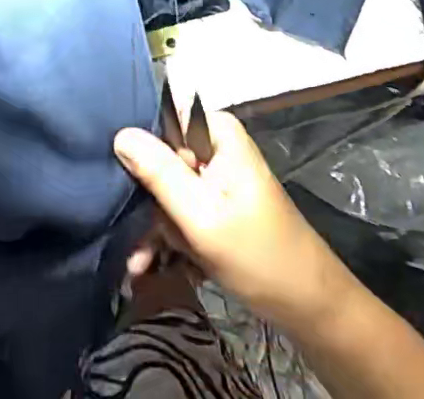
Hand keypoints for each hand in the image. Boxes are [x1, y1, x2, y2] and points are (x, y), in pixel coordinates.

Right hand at [113, 111, 353, 327]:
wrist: (307, 305)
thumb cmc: (257, 255)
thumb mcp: (201, 216)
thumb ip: (160, 173)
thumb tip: (120, 134)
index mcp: (217, 132)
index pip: (162, 117)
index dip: (137, 146)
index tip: (117, 178)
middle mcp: (214, 145)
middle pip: (160, 157)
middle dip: (146, 202)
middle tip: (135, 242)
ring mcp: (215, 175)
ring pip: (165, 188)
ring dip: (154, 228)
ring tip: (142, 265)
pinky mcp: (214, 202)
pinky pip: (179, 208)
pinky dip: (168, 237)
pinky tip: (153, 266)